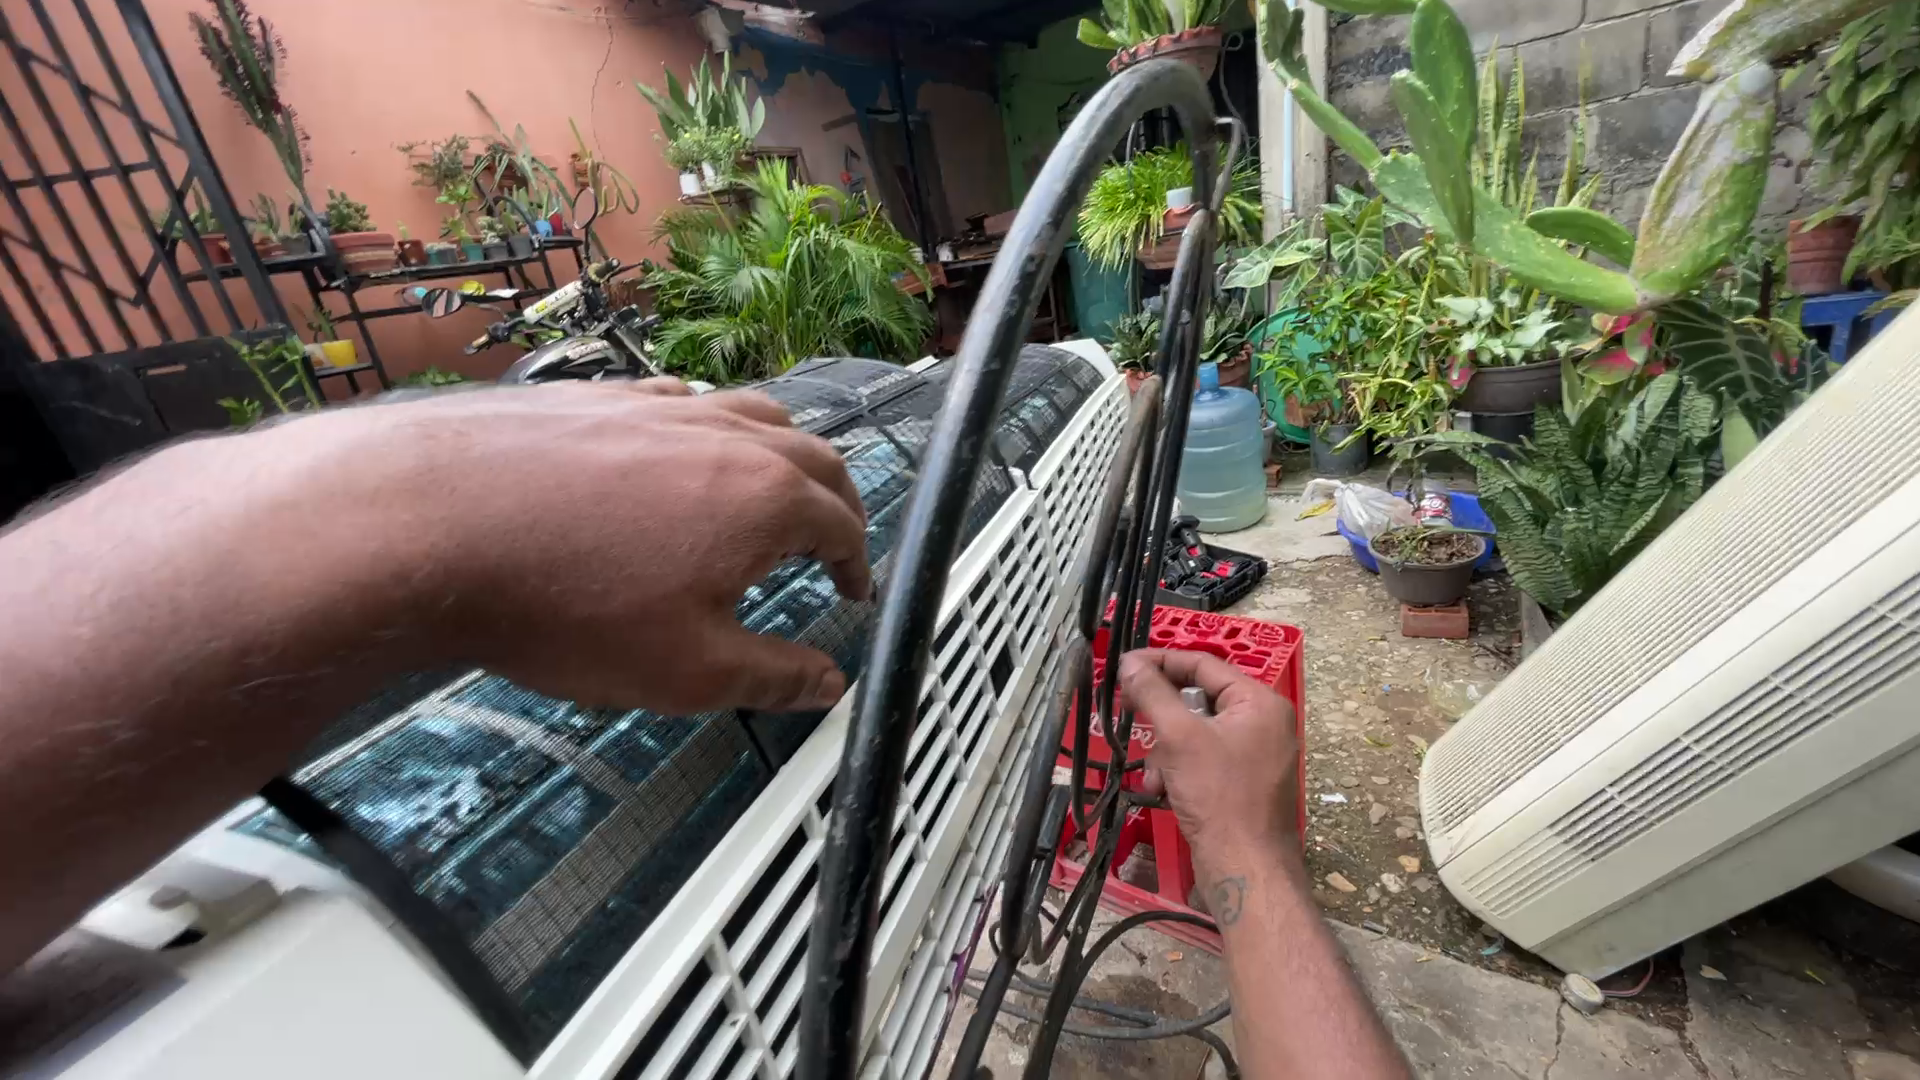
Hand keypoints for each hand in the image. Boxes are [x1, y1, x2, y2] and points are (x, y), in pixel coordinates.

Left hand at [272, 378, 870, 713]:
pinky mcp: (607, 394)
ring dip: (787, 456)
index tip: (853, 593)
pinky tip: (687, 450)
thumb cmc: (572, 606)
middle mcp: (733, 437)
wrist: (422, 523)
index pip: (843, 526)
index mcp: (768, 499)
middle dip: (839, 503)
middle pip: (816, 458)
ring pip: (759, 415)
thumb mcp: (689, 671)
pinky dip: (715, 429)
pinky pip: (688, 401)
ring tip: (778, 488)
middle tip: (835, 542)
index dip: (857, 564)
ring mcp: (668, 406)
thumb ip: (774, 676)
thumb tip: (830, 685)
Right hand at [1118, 648, 1300, 872]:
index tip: (1123, 667)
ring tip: (1154, 774)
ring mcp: (1252, 755)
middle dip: (1160, 716)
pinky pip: (1200, 758)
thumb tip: (1129, 663)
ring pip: (1192, 732)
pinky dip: (1176, 770)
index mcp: (1258, 703)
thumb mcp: (1179, 736)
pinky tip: (1162, 790)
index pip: (1202, 665)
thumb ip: (1152, 693)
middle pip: (1196, 699)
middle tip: (1126, 710)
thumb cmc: (1218, 795)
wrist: (1244, 869)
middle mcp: (1261, 723)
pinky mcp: (1240, 783)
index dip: (1159, 662)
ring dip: (1164, 750)